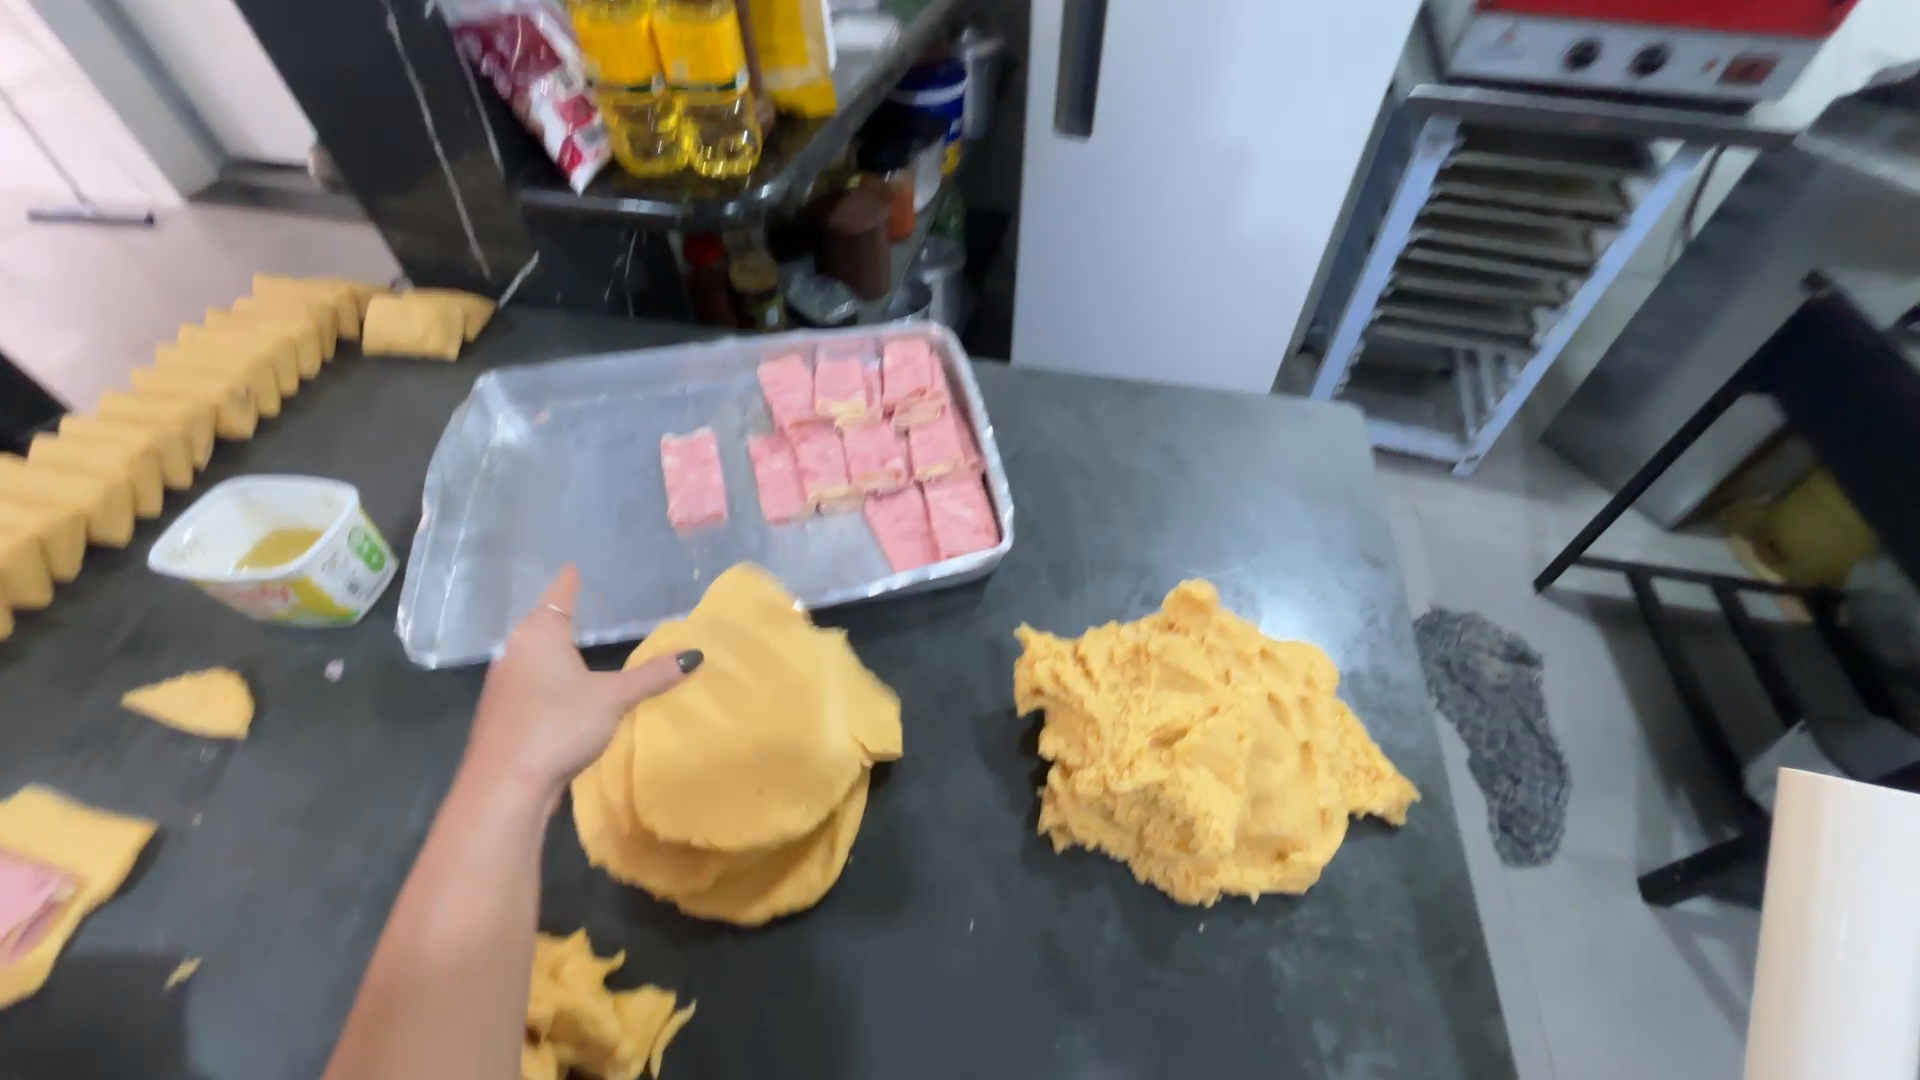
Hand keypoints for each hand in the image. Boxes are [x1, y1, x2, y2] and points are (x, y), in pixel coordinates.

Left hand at [466, 565, 701, 802]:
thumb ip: (653, 675)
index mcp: (539, 635)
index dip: (569, 582)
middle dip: (560, 613)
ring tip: (576, 641)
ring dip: (552, 648)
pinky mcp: (503, 714)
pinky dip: (547, 674)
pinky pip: (530, 680)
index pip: (558, 596)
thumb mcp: (614, 697)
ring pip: (532, 654)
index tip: (573, 567)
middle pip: (540, 623)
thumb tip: (695, 654)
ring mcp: (503, 684)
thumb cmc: (559, 725)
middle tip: (585, 601)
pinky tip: (561, 686)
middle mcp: (515, 651)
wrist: (504, 787)